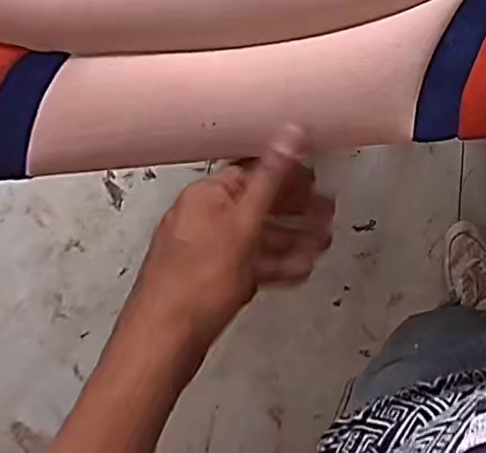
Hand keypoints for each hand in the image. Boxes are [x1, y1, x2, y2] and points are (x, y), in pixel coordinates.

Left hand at [125, 126, 335, 350]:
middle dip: (297, 211)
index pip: (256, 171)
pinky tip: (296, 269)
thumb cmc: (192, 287)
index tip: (314, 183)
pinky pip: (248, 260)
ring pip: (258, 235)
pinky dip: (273, 262)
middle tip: (324, 214)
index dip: (291, 177)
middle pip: (260, 204)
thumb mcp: (245, 223)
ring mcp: (204, 249)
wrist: (161, 348)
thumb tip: (289, 136)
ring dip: (292, 238)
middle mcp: (201, 216)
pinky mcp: (208, 278)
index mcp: (206, 195)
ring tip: (320, 243)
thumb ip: (272, 178)